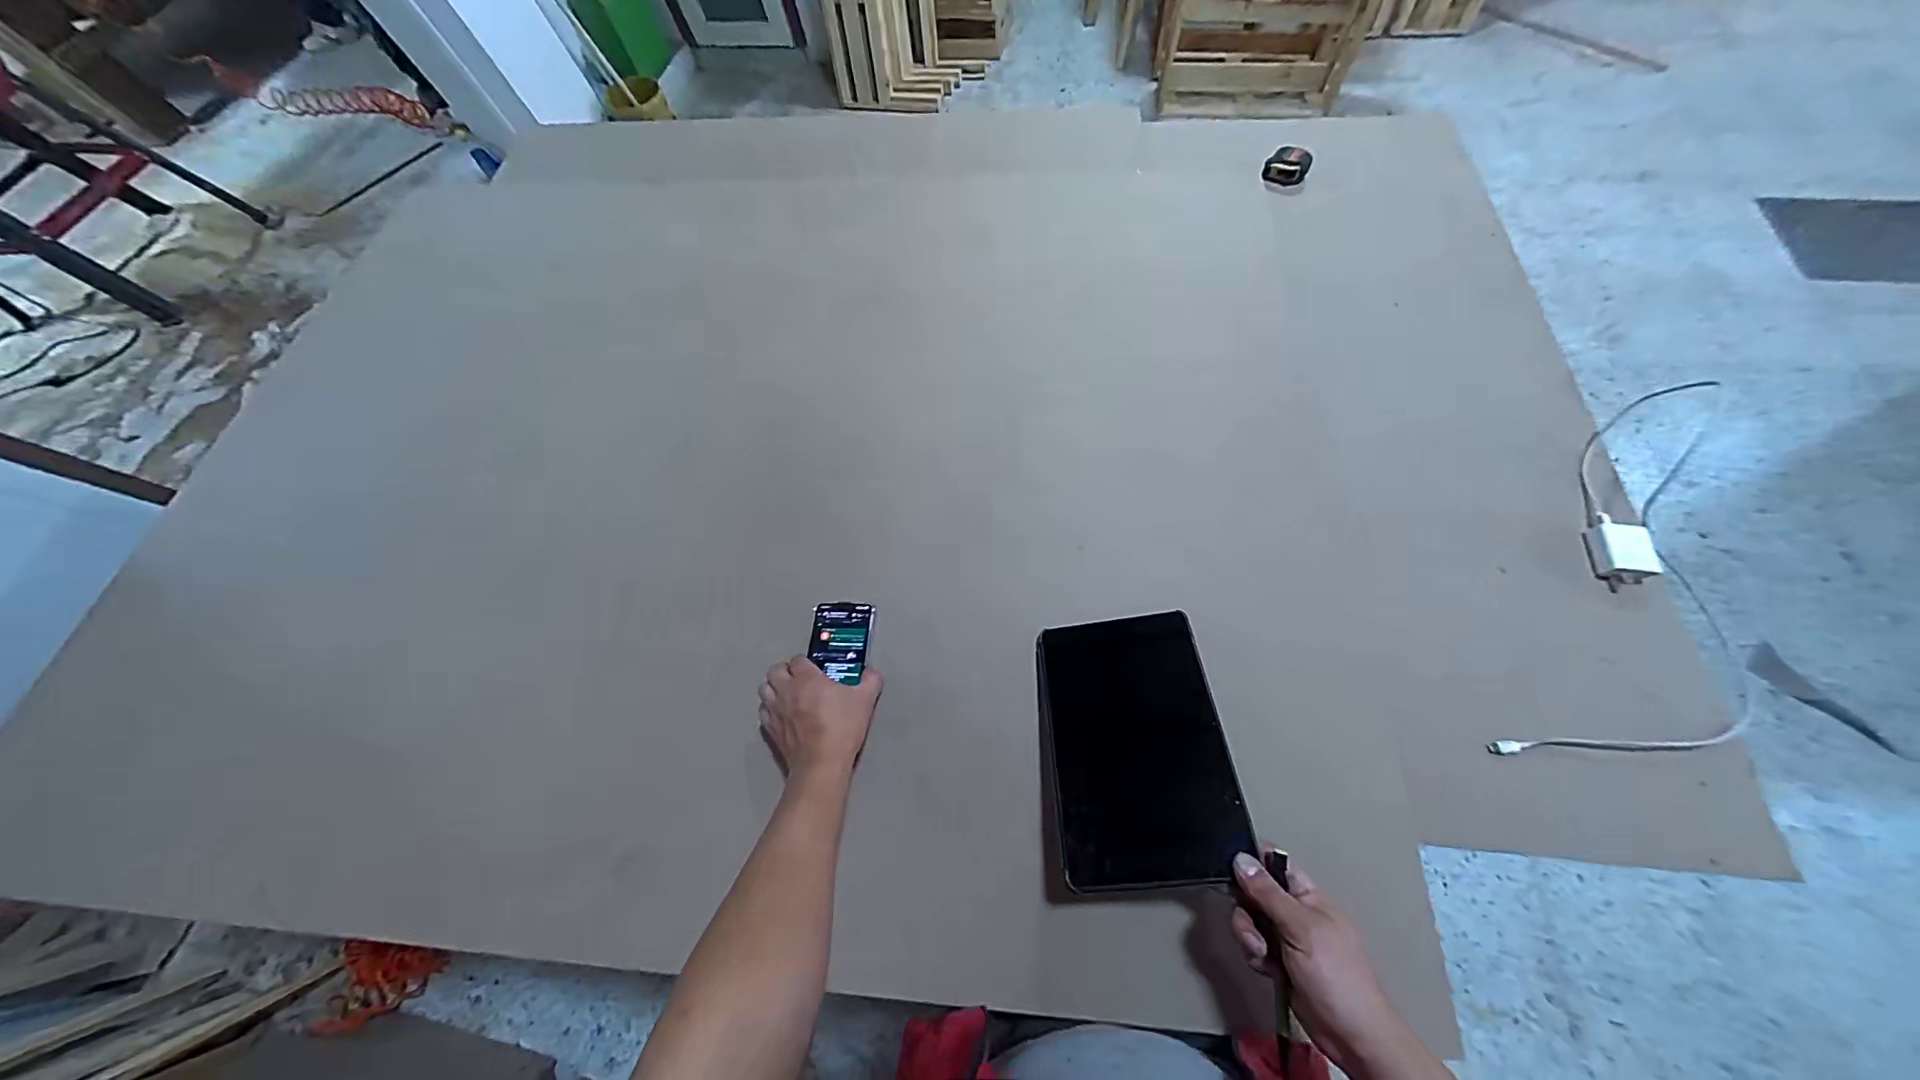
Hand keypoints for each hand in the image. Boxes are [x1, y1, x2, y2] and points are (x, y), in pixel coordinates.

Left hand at [759, 657, 882, 781]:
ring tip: (787, 693)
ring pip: (764, 688)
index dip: (807, 663)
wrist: (821, 764)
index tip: (817, 671)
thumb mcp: (865, 700)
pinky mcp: (769, 729)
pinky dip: (770, 708)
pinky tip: (782, 714)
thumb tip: (871, 672)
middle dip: (786, 671)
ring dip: (774, 687)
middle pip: (775, 670)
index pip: (798, 660)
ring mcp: (774, 710)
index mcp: (806, 678)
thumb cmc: (842, 727)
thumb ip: (870, 680)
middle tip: (799, 679)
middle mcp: (786, 690)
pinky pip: (763, 711)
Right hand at [1231, 850, 1445, 1078]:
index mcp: (1308, 895)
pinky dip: (1255, 955)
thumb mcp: (1301, 928)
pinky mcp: (1279, 959)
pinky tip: (1268, 968)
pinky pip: (1253, 944)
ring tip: (1264, 954)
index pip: (1273, 861)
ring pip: (1250, 919)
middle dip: (1246, 909)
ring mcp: (1287, 936)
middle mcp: (1295, 911)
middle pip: (1253, 891)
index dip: (1251, 861)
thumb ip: (1268, 893)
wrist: (1352, 1037)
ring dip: (1249, 936)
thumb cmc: (1340, 981)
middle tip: (1255, 927)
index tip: (1235, 875)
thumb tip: (1242, 859)